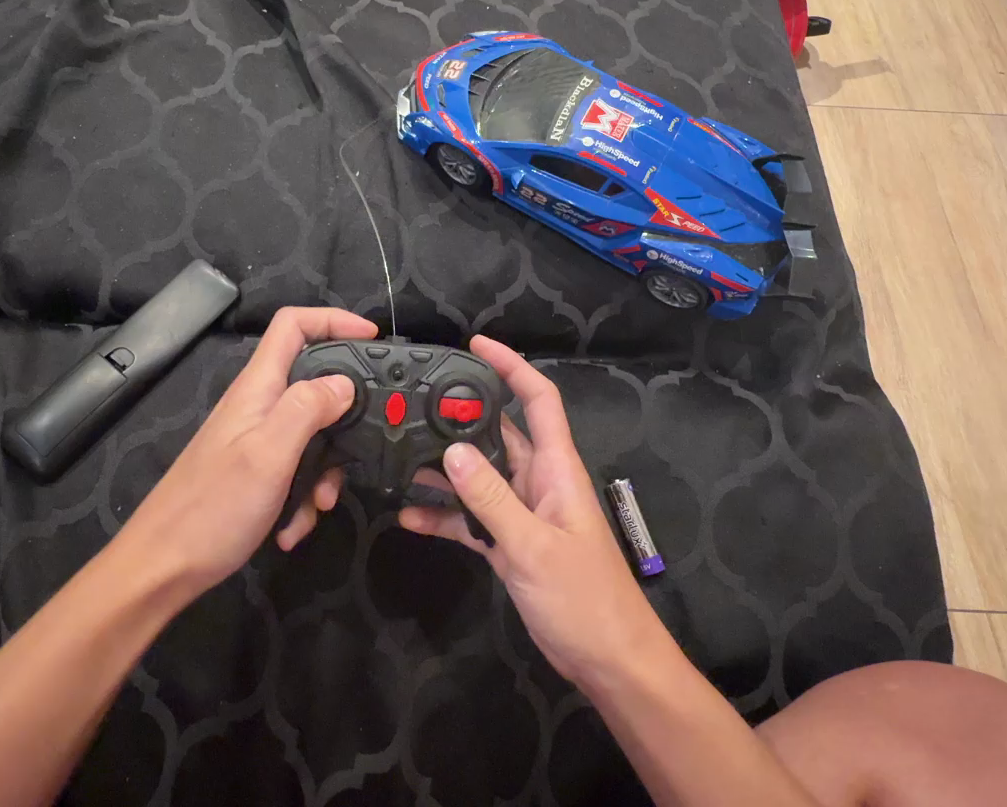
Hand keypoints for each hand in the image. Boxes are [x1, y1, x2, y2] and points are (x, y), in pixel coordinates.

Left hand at [117, 306, 375, 599]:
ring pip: (313, 435)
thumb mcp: (269, 454)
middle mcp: (258, 406)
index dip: (333, 319)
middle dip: (344, 417)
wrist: (162, 568)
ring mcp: (256, 440)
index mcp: (258, 388)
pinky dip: (302, 498)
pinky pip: (297, 471)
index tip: (373, 339)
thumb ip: (308, 408)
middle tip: (362, 445)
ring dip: (325, 471)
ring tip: (318, 506)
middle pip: (314, 382)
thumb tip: (345, 383)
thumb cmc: (213, 507)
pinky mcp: (255, 473)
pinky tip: (292, 528)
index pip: (293, 326)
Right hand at [398, 336, 667, 684]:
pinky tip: (409, 518)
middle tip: (413, 405)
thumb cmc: (584, 598)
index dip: (512, 366)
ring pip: (479, 477)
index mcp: (557, 469)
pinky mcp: (510, 544)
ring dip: (444, 471)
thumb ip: (492, 498)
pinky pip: (473, 519)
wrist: (608, 660)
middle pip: (499, 434)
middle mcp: (539, 482)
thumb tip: (452, 450)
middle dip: (460, 417)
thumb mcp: (534, 546)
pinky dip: (445, 517)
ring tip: (398, 459)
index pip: (539, 400)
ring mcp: (523, 513)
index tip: (475, 344)